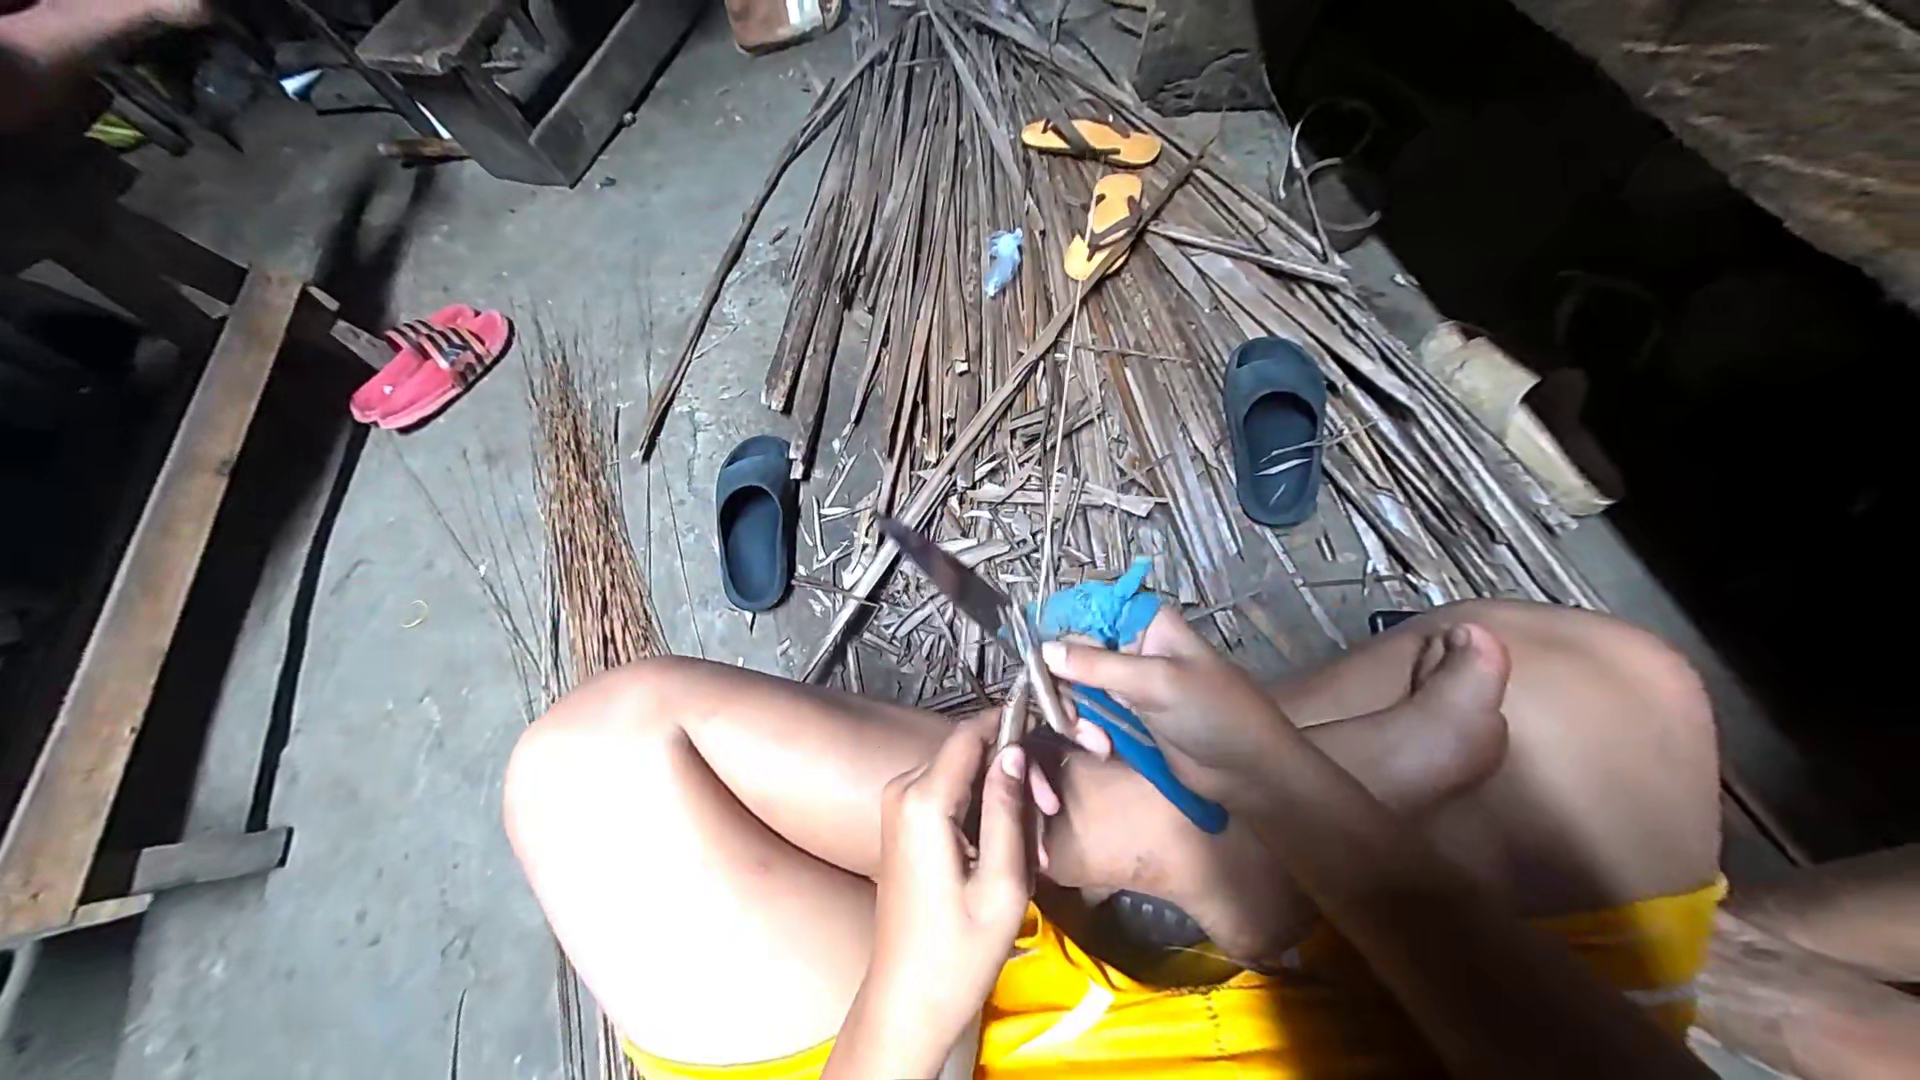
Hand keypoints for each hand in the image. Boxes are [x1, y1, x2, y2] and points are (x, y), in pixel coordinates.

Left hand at [829, 720, 1034, 1077]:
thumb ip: (1008, 808)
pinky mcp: (904, 819)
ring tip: (1029, 845)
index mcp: (923, 801)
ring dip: (1001, 795)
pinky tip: (1006, 848)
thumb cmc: (957, 953)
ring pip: (963, 770)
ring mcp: (898, 803)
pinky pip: (949, 791)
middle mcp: (903, 790)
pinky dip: (981, 809)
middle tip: (1046, 814)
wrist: (907, 999)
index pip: (970, 732)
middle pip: (968, 750)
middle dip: (1012, 773)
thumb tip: (1016, 750)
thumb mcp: (1002, 883)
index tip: (1046, 750)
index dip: (1011, 729)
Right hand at [1041, 608, 1295, 803]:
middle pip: (1072, 650)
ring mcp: (1125, 681)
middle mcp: (1129, 645)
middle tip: (1066, 713)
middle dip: (1064, 683)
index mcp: (1143, 621)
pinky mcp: (1124, 714)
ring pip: (1074, 685)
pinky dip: (1087, 729)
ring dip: (1074, 713)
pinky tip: (1102, 747)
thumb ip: (1097, 666)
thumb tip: (1043, 651)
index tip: (1033, 656)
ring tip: (1093, 738)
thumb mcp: (1156, 683)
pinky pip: (1087, 712)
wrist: (1251, 772)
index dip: (1056, 628)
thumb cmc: (1214, 713)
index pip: (1085, 610)